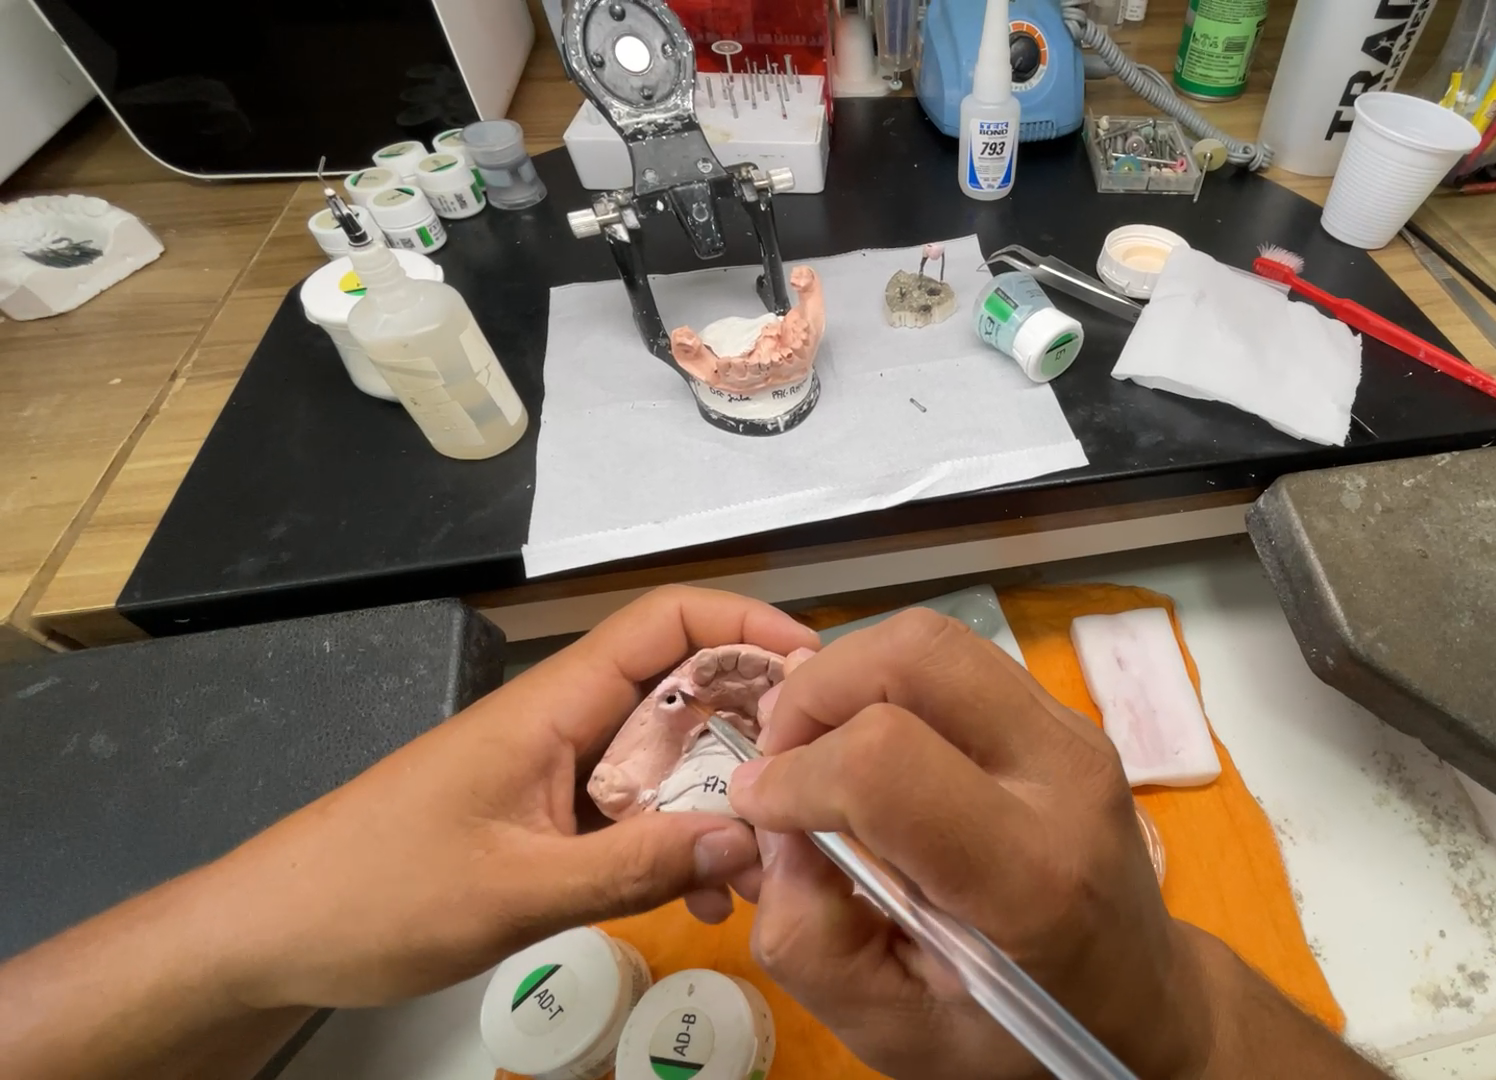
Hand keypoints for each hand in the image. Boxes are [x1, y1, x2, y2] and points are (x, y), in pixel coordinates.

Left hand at [203, 586, 816, 1008]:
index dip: (743, 623)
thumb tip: (748, 839)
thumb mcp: (512, 891)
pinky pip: (648, 805)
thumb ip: (634, 867)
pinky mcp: (566, 809)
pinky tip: (711, 894)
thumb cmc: (372, 895)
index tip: (808, 665)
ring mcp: (574, 765)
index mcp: (561, 699)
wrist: (261, 940)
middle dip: (757, 716)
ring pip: (676, 751)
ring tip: (773, 849)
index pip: (667, 619)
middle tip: (813, 767)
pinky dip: (687, 836)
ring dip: (729, 790)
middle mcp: (578, 717)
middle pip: (689, 683)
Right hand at [727, 609, 1212, 1079]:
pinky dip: (887, 678)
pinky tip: (870, 733)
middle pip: (919, 655)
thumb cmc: (1020, 1031)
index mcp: (1033, 876)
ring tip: (820, 741)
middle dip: (819, 689)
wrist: (1139, 992)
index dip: (799, 773)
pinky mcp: (1061, 712)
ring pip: (936, 638)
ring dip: (850, 675)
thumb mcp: (897, 1030)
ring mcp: (1072, 729)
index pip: (890, 762)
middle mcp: (1063, 774)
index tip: (762, 805)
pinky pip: (956, 657)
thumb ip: (811, 938)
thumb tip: (777, 823)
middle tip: (785, 753)